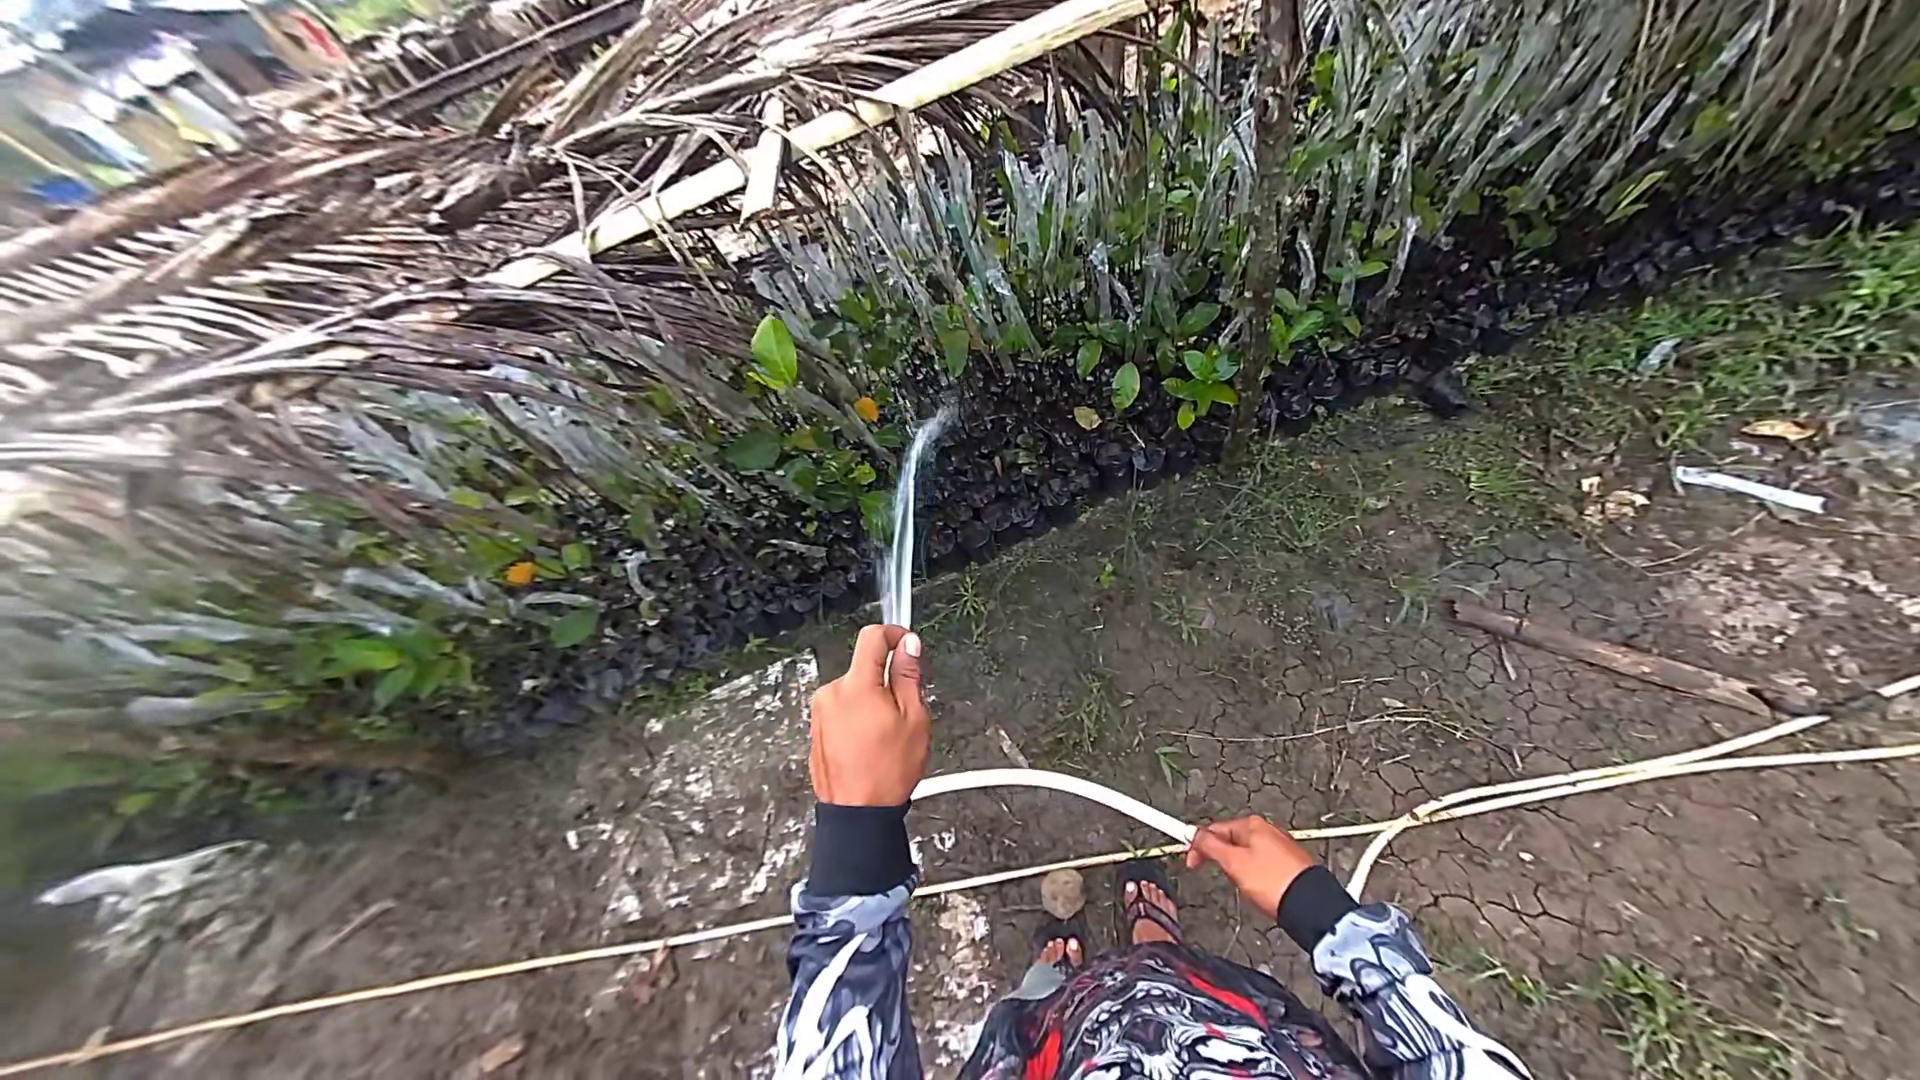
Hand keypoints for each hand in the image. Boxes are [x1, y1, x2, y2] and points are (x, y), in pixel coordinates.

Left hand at [808, 624, 928, 805]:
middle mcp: (832, 693)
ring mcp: (821, 710)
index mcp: (857, 686)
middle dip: (886, 677)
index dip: (894, 634)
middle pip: (864, 665)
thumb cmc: (886, 772)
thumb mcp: (913, 718)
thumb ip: (908, 675)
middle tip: (904, 707)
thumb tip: (908, 646)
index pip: (872, 637)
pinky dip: (858, 713)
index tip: (906, 642)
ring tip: (886, 731)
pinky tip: (869, 740)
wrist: (858, 813)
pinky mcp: (817, 725)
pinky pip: (843, 706)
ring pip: (855, 687)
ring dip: (872, 697)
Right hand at [1185, 815, 1315, 916]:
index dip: (1199, 846)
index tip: (1191, 861)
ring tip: (1249, 887)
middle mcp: (1268, 831)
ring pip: (1247, 855)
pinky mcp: (1291, 865)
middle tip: (1227, 877)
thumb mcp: (1233, 862)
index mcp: (1252, 825)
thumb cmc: (1275, 883)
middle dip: (1223, 860)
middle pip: (1231, 841)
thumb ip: (1209, 845)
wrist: (1313, 908)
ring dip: (1241, 870)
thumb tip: (1193, 833)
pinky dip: (1258, 877)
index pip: (1214, 829)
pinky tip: (1263, 890)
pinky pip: (1264, 867)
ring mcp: (1281, 847)